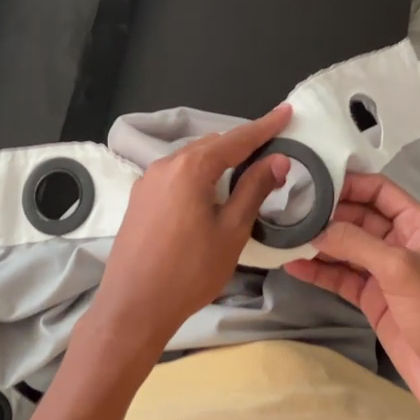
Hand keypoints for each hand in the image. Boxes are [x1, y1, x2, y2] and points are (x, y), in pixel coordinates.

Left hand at [89, 105, 292, 348]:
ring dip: (219, 159)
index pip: (236, 139)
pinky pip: (176, 173)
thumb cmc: (189, 272)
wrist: (133, 307)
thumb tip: (277, 159)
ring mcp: (149, 180)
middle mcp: (166, 164)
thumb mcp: (231, 232)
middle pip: (212, 144)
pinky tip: (210, 190)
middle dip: (242, 143)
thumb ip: (254, 190)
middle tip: (271, 148)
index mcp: (191, 168)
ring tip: (245, 168)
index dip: (264, 126)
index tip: (286, 112)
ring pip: (192, 158)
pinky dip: (199, 173)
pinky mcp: (140, 197)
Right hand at [284, 173, 419, 419]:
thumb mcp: (401, 270)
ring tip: (282, 233)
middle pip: (357, 216)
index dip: (348, 182)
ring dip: (318, 242)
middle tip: (288, 208)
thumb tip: (316, 228)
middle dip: (326, 213)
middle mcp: (399, 242)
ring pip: (345, 247)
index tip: (312, 180)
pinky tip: (292, 265)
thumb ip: (357, 243)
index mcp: (416, 224)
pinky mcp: (372, 299)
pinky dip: (319, 271)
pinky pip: (341, 276)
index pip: (378, 190)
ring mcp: (384, 272)